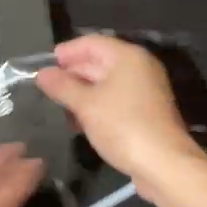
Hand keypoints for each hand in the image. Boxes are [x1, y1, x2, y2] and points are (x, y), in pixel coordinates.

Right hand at [35, 35, 201, 193]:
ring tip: (58, 106)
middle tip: (46, 88)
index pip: (92, 43)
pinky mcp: (147, 112)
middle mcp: (140, 67)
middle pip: (100, 61)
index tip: (44, 64)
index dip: (67, 51)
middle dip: (72, 74)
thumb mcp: (86, 105)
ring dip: (82, 93)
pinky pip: (116, 100)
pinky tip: (79, 122)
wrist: (164, 163)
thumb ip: (62, 86)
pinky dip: (97, 106)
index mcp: (128, 56)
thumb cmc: (123, 126)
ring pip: (107, 83)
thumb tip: (42, 73)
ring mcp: (146, 90)